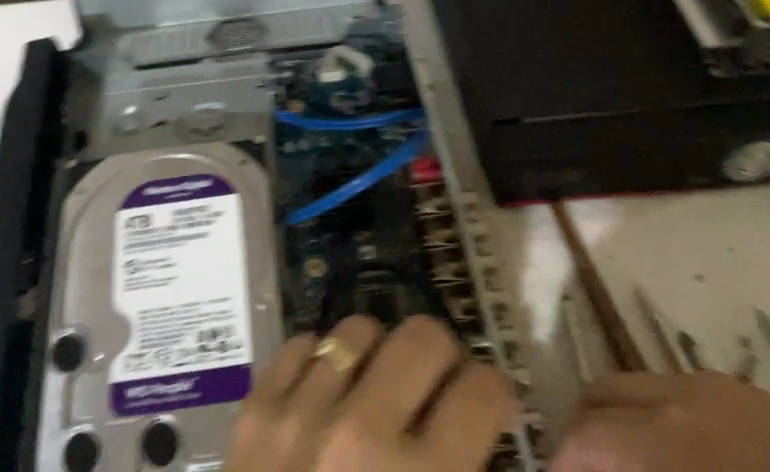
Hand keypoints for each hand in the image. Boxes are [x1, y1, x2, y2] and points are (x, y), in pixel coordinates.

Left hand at [227, 314, 520, 471]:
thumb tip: (515, 439)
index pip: (485, 389)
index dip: (495, 395)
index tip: (488, 409)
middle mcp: (365, 433)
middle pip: (424, 338)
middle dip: (443, 359)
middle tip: (436, 389)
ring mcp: (303, 415)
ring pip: (359, 331)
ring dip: (378, 355)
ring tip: (377, 388)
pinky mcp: (255, 413)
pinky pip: (300, 346)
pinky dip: (319, 363)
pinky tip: (327, 394)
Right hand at [551, 372, 769, 471]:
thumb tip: (585, 467)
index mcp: (659, 440)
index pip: (580, 436)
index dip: (561, 463)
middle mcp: (683, 396)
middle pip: (602, 392)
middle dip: (586, 431)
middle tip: (589, 468)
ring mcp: (725, 390)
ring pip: (644, 386)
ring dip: (628, 420)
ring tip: (637, 463)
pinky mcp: (761, 398)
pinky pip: (692, 392)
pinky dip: (672, 417)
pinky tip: (691, 457)